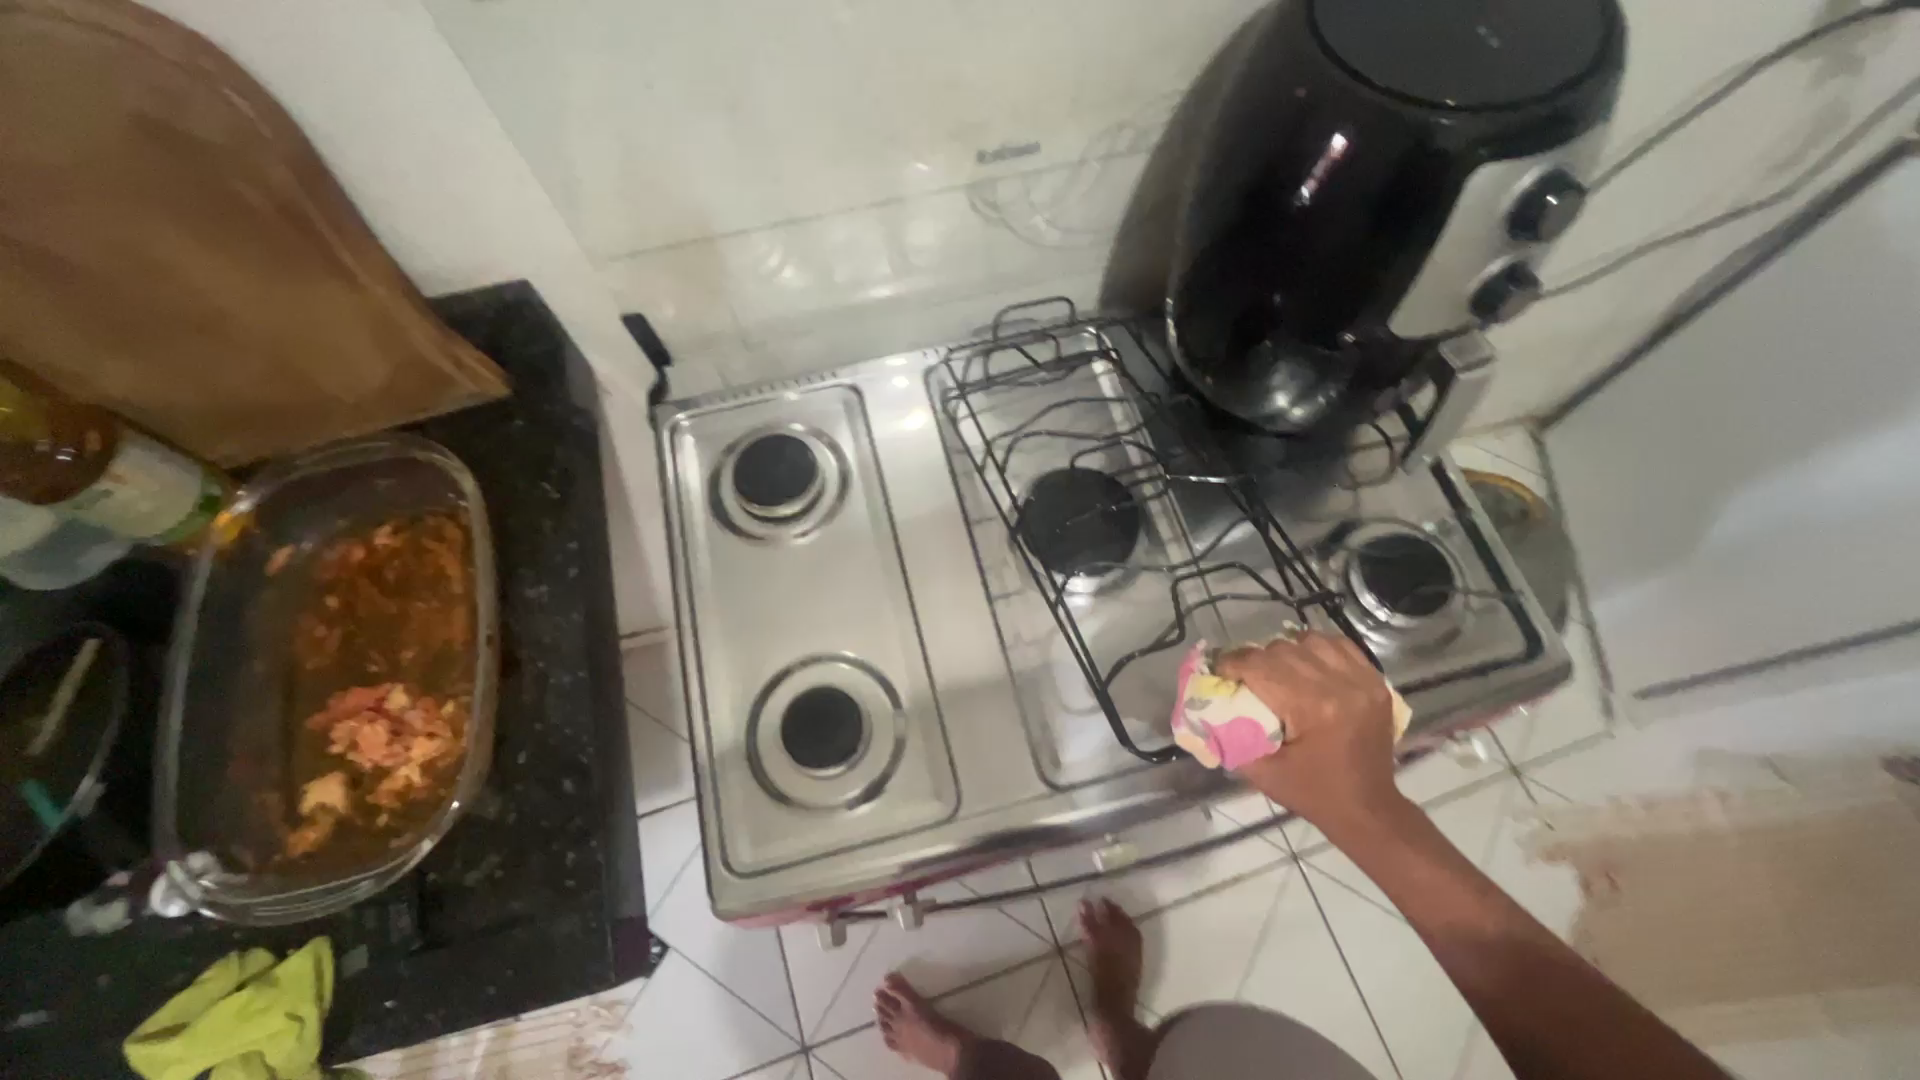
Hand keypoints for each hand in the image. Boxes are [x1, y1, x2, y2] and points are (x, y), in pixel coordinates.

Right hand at [1215, 632, 1405, 831]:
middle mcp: (1340, 686)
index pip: (1261, 666)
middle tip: (1244, 675)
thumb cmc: (1312, 793)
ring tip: (1277, 669)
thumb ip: (1231, 736)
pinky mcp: (1375, 682)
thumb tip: (1206, 708)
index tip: (1219, 671)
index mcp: (1312, 708)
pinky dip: (1317, 649)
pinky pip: (1340, 645)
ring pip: (1310, 641)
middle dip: (1256, 658)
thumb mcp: (1261, 771)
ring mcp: (1362, 681)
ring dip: (1287, 650)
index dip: (1233, 663)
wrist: (1367, 808)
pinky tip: (1306, 663)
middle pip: (1283, 650)